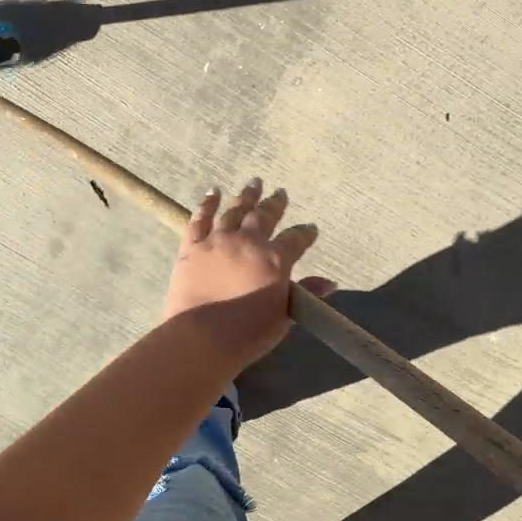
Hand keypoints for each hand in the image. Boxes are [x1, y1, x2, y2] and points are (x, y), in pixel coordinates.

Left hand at [163, 178, 333, 365]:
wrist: (202, 337)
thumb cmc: (247, 334)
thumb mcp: (283, 317)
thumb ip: (303, 294)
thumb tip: (330, 283)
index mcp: (275, 259)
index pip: (296, 239)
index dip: (305, 234)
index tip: (311, 229)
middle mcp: (248, 242)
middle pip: (264, 216)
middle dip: (274, 204)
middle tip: (280, 193)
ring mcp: (217, 242)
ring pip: (234, 211)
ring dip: (245, 196)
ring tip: (253, 183)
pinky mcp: (191, 248)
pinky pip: (199, 220)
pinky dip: (207, 204)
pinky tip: (213, 193)